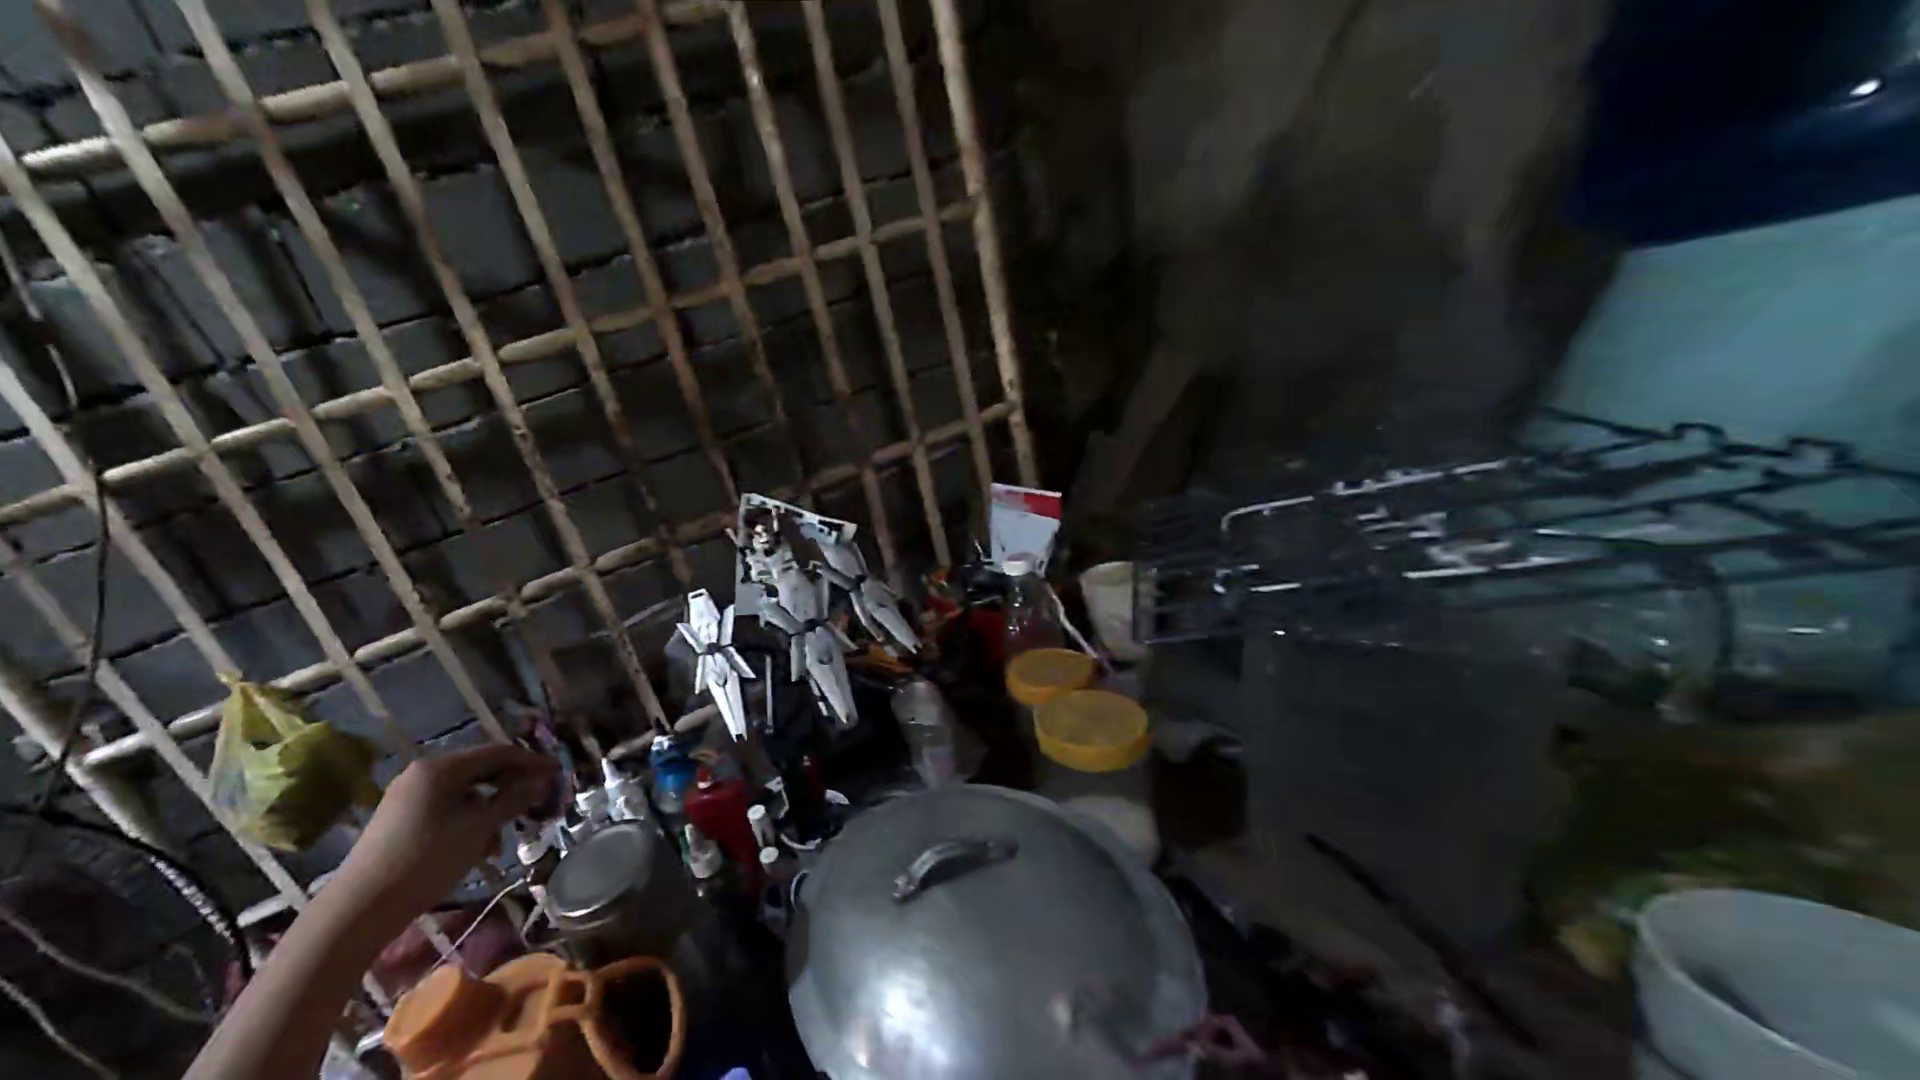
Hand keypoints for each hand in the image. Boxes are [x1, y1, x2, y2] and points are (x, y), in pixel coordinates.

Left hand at [330, 745, 556, 925]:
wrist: (359, 910)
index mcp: (440, 768)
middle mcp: (423, 774)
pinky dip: (470, 818)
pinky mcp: (402, 819)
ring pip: (466, 791)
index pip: (498, 753)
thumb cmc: (426, 860)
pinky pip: (448, 807)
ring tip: (509, 829)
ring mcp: (408, 797)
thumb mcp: (479, 828)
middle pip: (481, 769)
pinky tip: (480, 844)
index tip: (557, 772)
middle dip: (512, 784)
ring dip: (493, 805)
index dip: (531, 761)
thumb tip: (542, 780)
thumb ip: (513, 799)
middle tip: (540, 797)